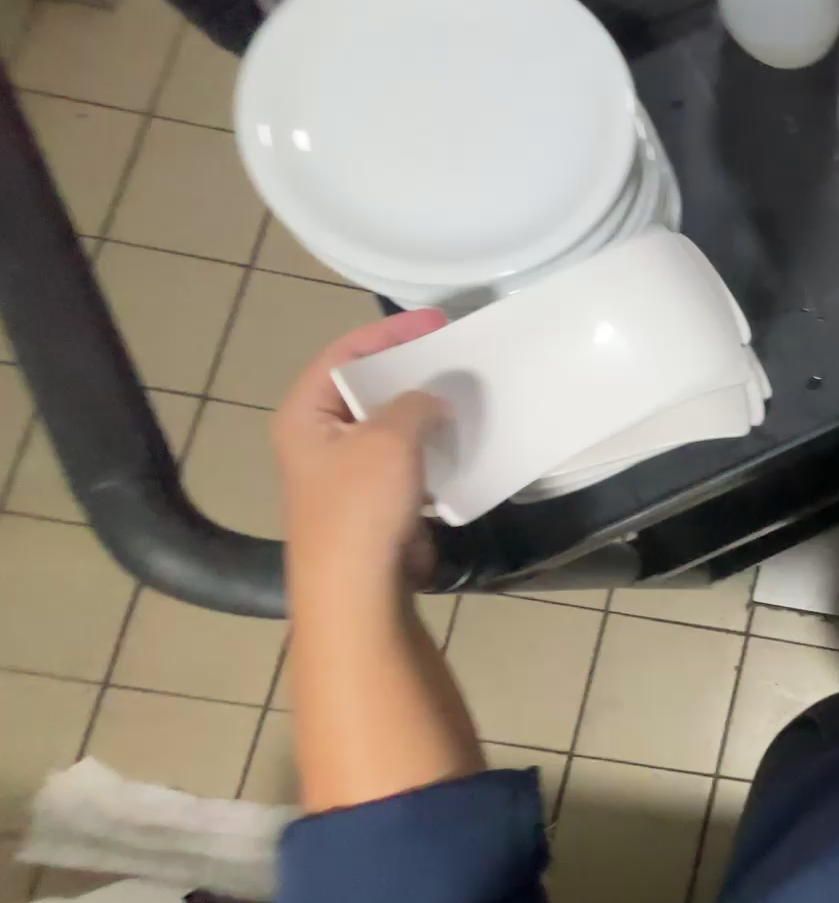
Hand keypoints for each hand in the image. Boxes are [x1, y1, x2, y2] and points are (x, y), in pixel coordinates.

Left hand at [273, 308, 449, 598]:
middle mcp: (323, 437)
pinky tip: (466, 440)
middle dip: (412, 370)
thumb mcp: (389, 439)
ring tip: (469, 393)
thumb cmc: (362, 505)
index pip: (343, 356)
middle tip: (456, 354)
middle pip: (368, 387)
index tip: (437, 321)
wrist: (360, 581)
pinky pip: (412, 456)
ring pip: (394, 423)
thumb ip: (413, 405)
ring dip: (429, 409)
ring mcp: (351, 469)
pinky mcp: (381, 495)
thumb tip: (432, 400)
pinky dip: (437, 444)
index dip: (388, 333)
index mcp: (306, 416)